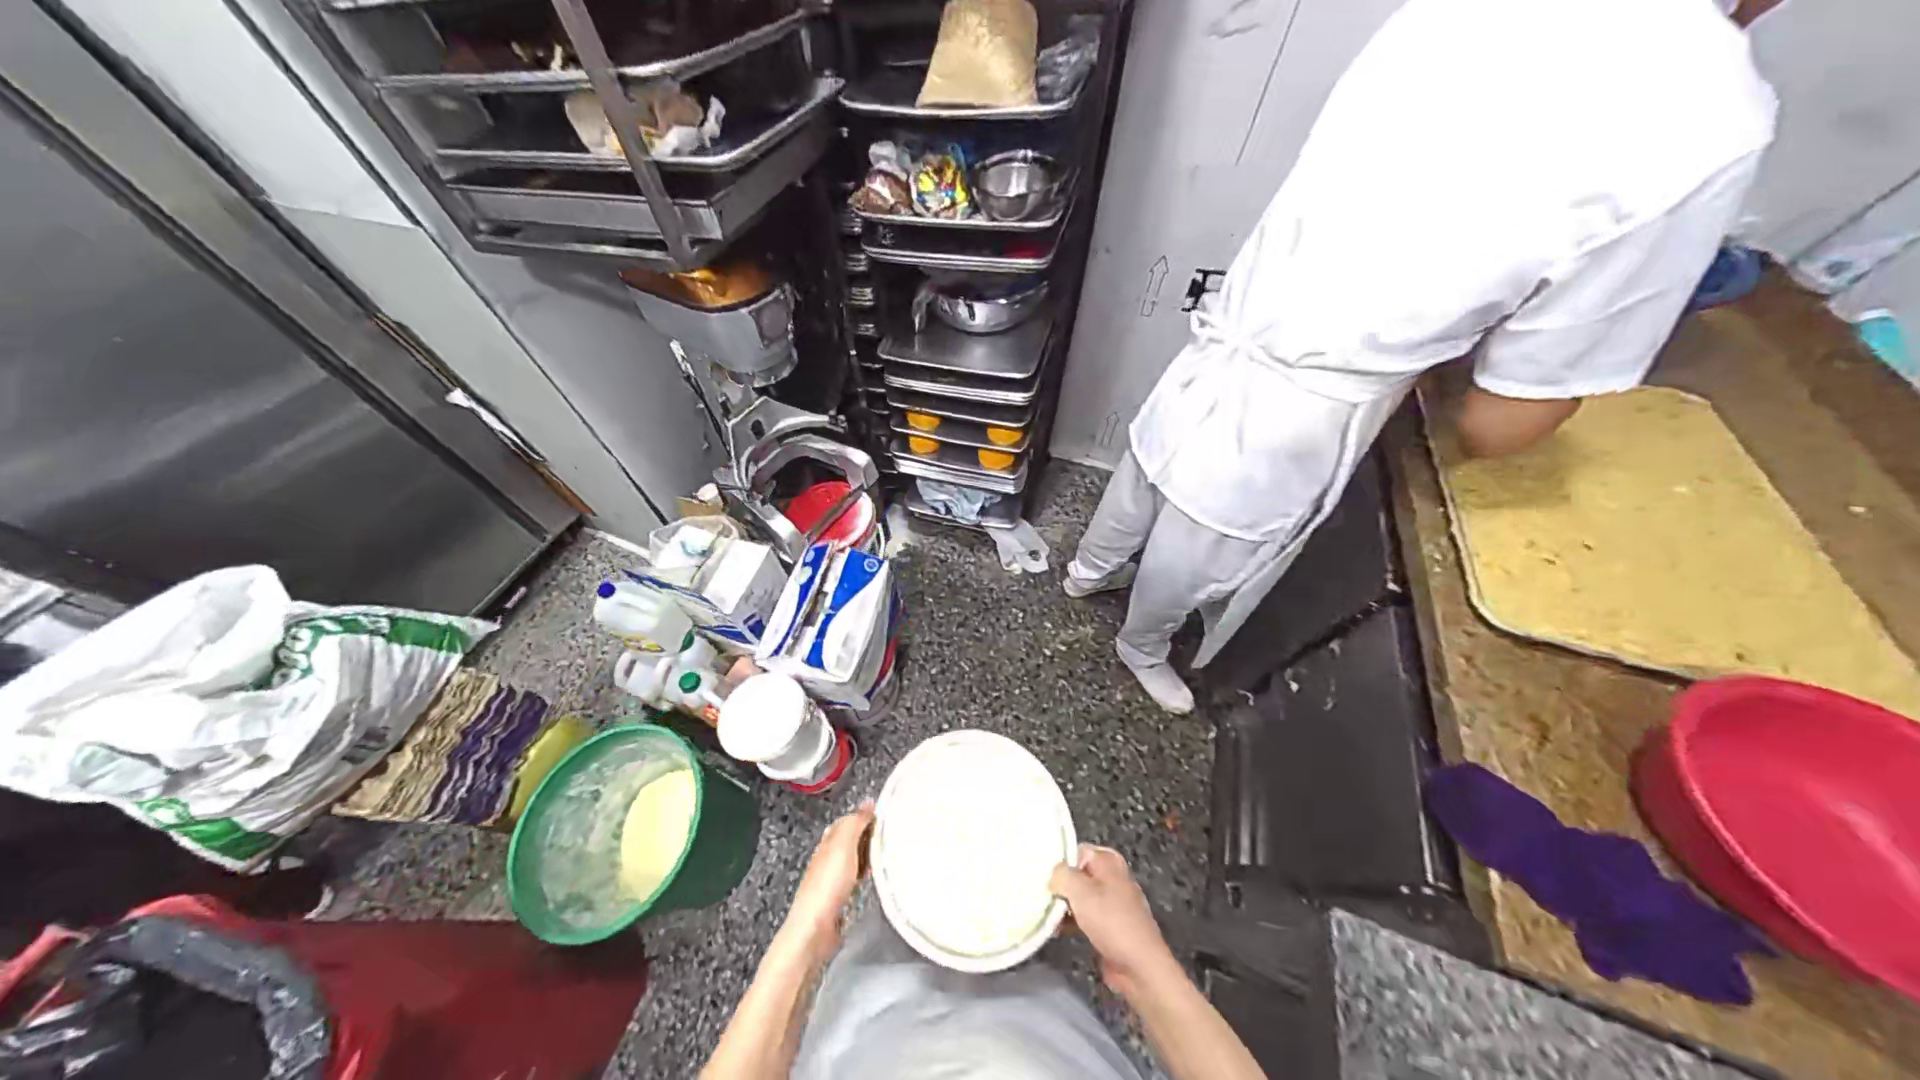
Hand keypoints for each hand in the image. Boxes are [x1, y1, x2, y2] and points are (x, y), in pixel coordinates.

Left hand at [779, 800, 874, 956]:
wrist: (814, 930)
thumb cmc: (829, 884)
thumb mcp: (843, 846)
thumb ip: (855, 823)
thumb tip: (869, 801)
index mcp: (828, 841)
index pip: (849, 821)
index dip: (866, 816)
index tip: (889, 817)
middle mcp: (828, 857)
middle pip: (851, 839)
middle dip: (870, 835)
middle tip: (893, 836)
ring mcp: (832, 879)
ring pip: (854, 859)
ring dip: (869, 855)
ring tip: (889, 855)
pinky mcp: (838, 898)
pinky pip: (856, 878)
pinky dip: (866, 874)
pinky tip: (876, 879)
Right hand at [1050, 844, 1177, 997]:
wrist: (1139, 966)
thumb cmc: (1110, 921)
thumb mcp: (1080, 891)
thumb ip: (1062, 875)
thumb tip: (1054, 876)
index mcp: (1108, 861)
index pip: (1077, 851)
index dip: (1059, 863)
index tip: (1043, 877)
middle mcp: (1112, 877)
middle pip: (1077, 874)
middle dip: (1059, 886)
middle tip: (1041, 895)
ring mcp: (1112, 903)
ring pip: (1079, 897)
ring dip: (1062, 906)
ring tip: (1044, 914)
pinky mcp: (1110, 926)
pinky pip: (1085, 916)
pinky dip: (1071, 921)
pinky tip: (1055, 930)